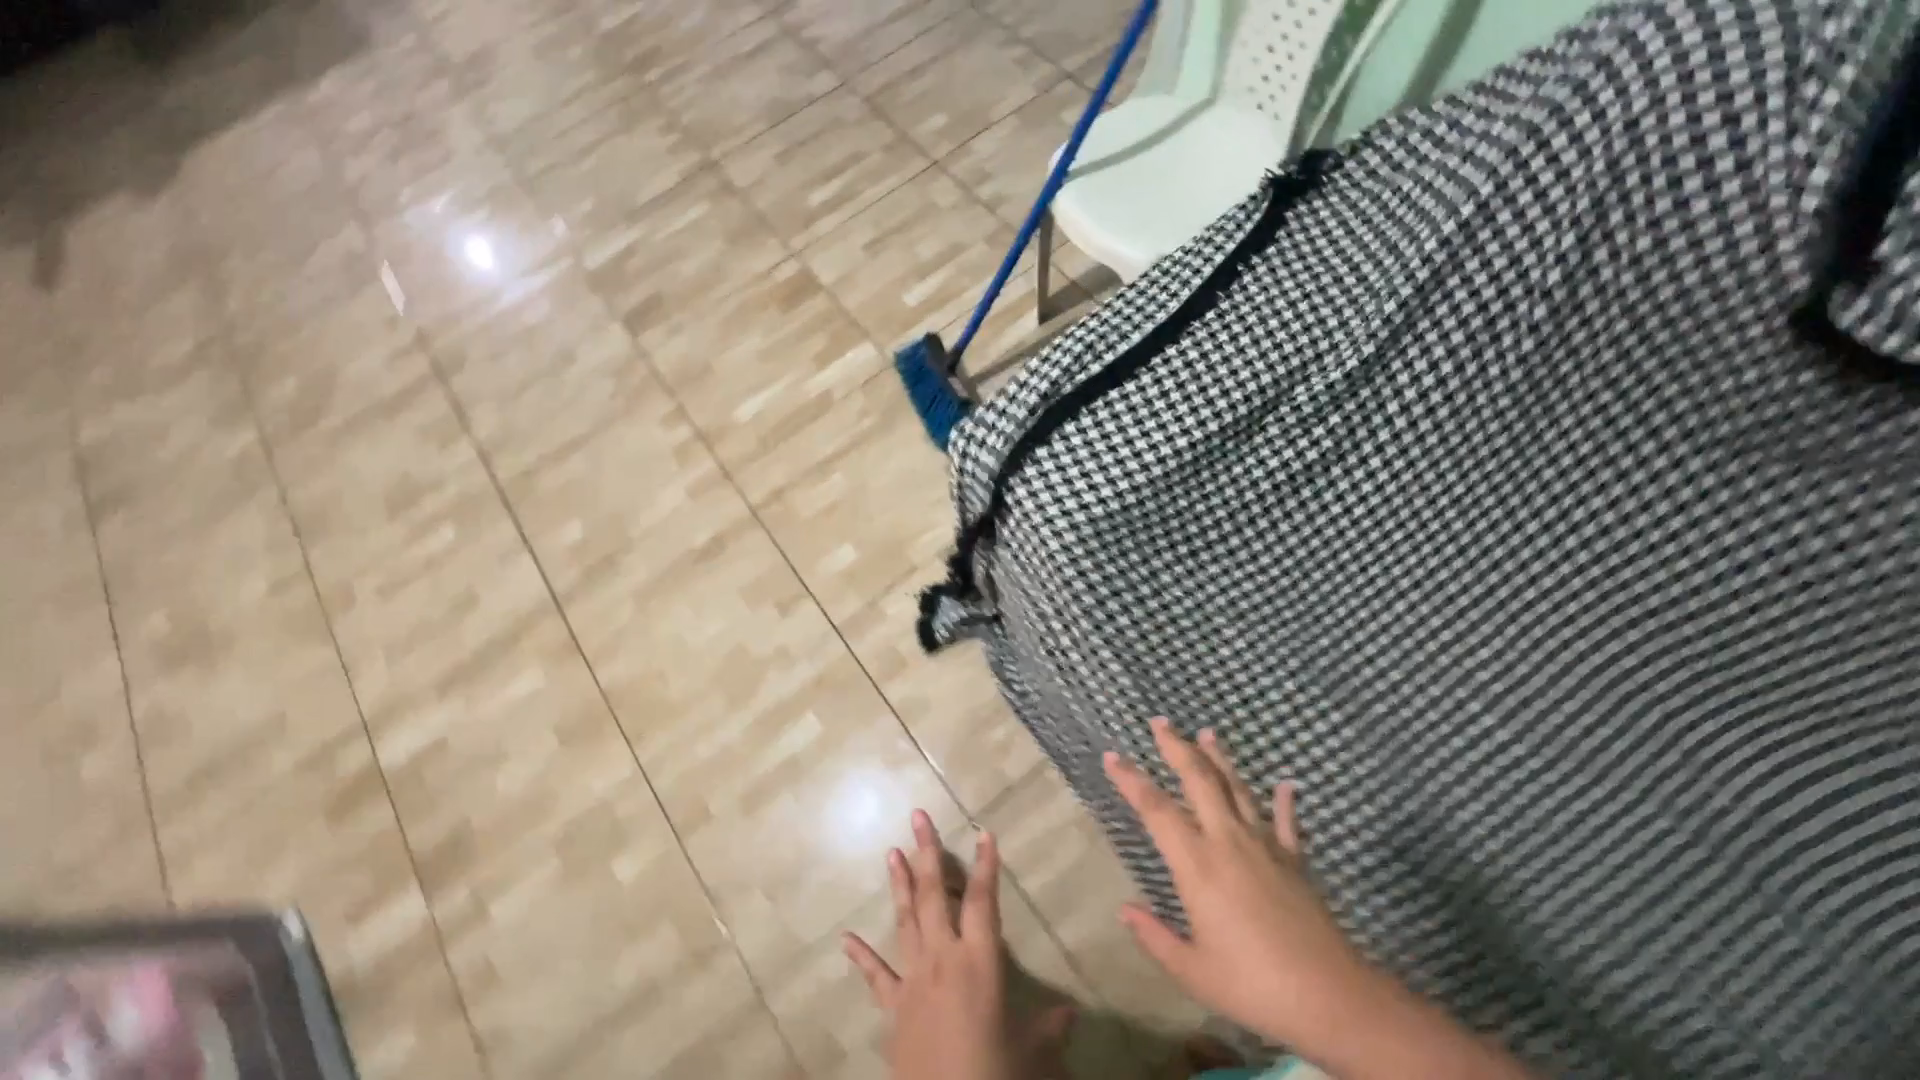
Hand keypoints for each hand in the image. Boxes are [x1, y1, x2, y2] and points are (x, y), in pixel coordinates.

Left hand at [844, 811, 1074, 1079]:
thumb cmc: (994, 1072)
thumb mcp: (1032, 1051)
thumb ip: (1049, 1027)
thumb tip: (1071, 1013)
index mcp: (979, 962)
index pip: (982, 902)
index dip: (986, 866)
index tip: (983, 832)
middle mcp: (942, 959)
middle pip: (933, 896)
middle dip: (926, 853)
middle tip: (917, 816)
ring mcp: (912, 981)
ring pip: (905, 922)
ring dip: (898, 884)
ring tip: (892, 850)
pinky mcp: (893, 1009)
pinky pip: (876, 977)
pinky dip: (861, 957)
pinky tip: (846, 938)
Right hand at [1103, 718, 1370, 1049]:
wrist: (1329, 995)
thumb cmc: (1252, 984)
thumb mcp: (1191, 969)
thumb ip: (1155, 936)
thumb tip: (1125, 910)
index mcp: (1196, 865)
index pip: (1156, 810)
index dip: (1131, 780)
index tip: (1113, 756)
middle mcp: (1229, 842)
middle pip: (1199, 782)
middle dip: (1178, 748)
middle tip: (1161, 722)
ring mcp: (1266, 848)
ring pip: (1239, 790)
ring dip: (1222, 760)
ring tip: (1209, 733)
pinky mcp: (1295, 862)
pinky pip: (1286, 823)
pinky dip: (1285, 801)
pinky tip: (1287, 784)